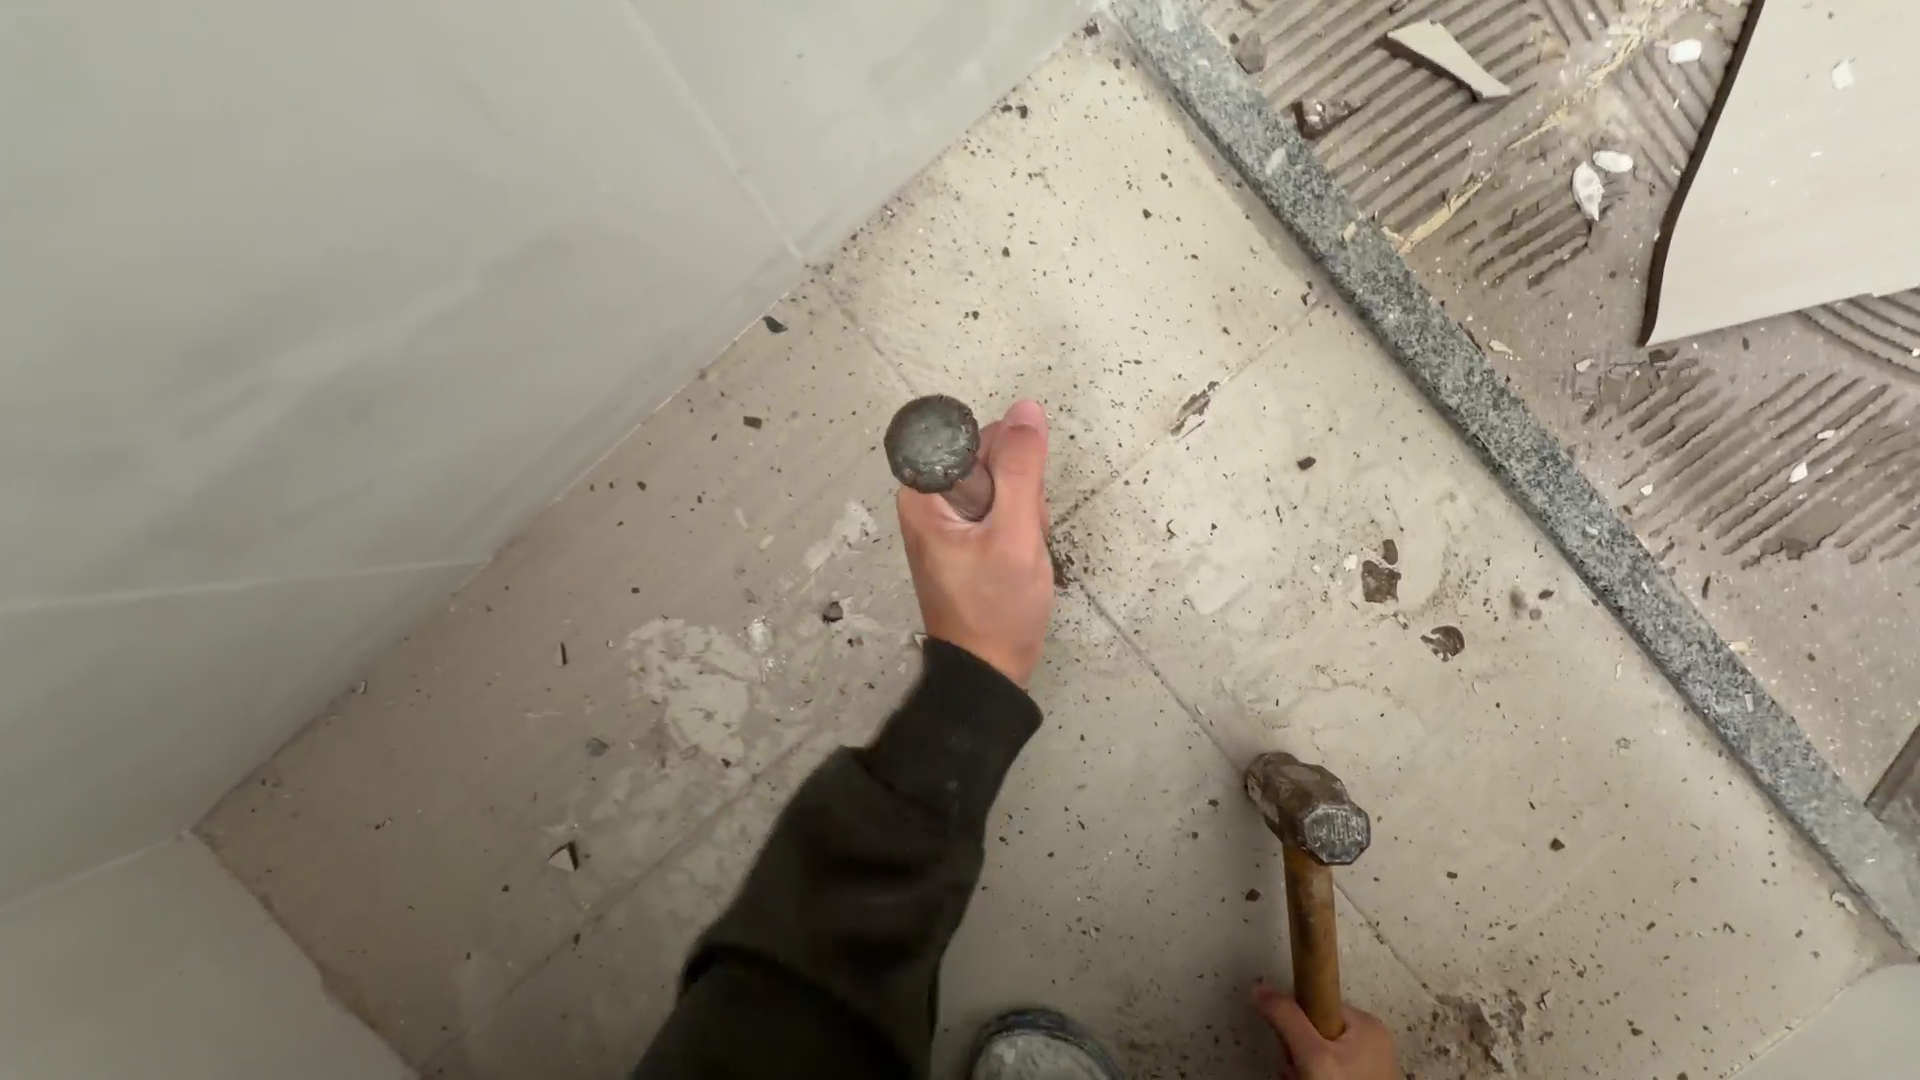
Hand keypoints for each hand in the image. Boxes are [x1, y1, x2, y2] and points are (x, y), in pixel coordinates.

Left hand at [895, 399, 1053, 687]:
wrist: (990, 667)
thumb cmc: (996, 609)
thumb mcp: (1014, 535)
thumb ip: (1021, 470)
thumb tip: (1026, 410)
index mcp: (922, 494)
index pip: (970, 438)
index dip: (1005, 461)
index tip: (1014, 499)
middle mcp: (927, 500)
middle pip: (988, 458)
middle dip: (1018, 489)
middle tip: (1019, 532)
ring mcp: (946, 518)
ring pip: (1000, 482)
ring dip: (1022, 509)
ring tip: (1019, 548)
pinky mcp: (964, 534)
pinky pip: (999, 506)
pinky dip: (1018, 525)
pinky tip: (1019, 553)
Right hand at [1253, 983, 1399, 1079]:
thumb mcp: (1313, 1056)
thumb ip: (1287, 1019)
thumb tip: (1259, 988)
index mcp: (1368, 1025)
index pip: (1315, 1004)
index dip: (1297, 1023)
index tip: (1292, 1045)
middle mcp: (1372, 1042)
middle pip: (1314, 1031)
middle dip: (1296, 1052)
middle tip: (1296, 1071)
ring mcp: (1369, 1068)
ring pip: (1317, 1056)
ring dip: (1301, 1070)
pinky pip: (1327, 1073)